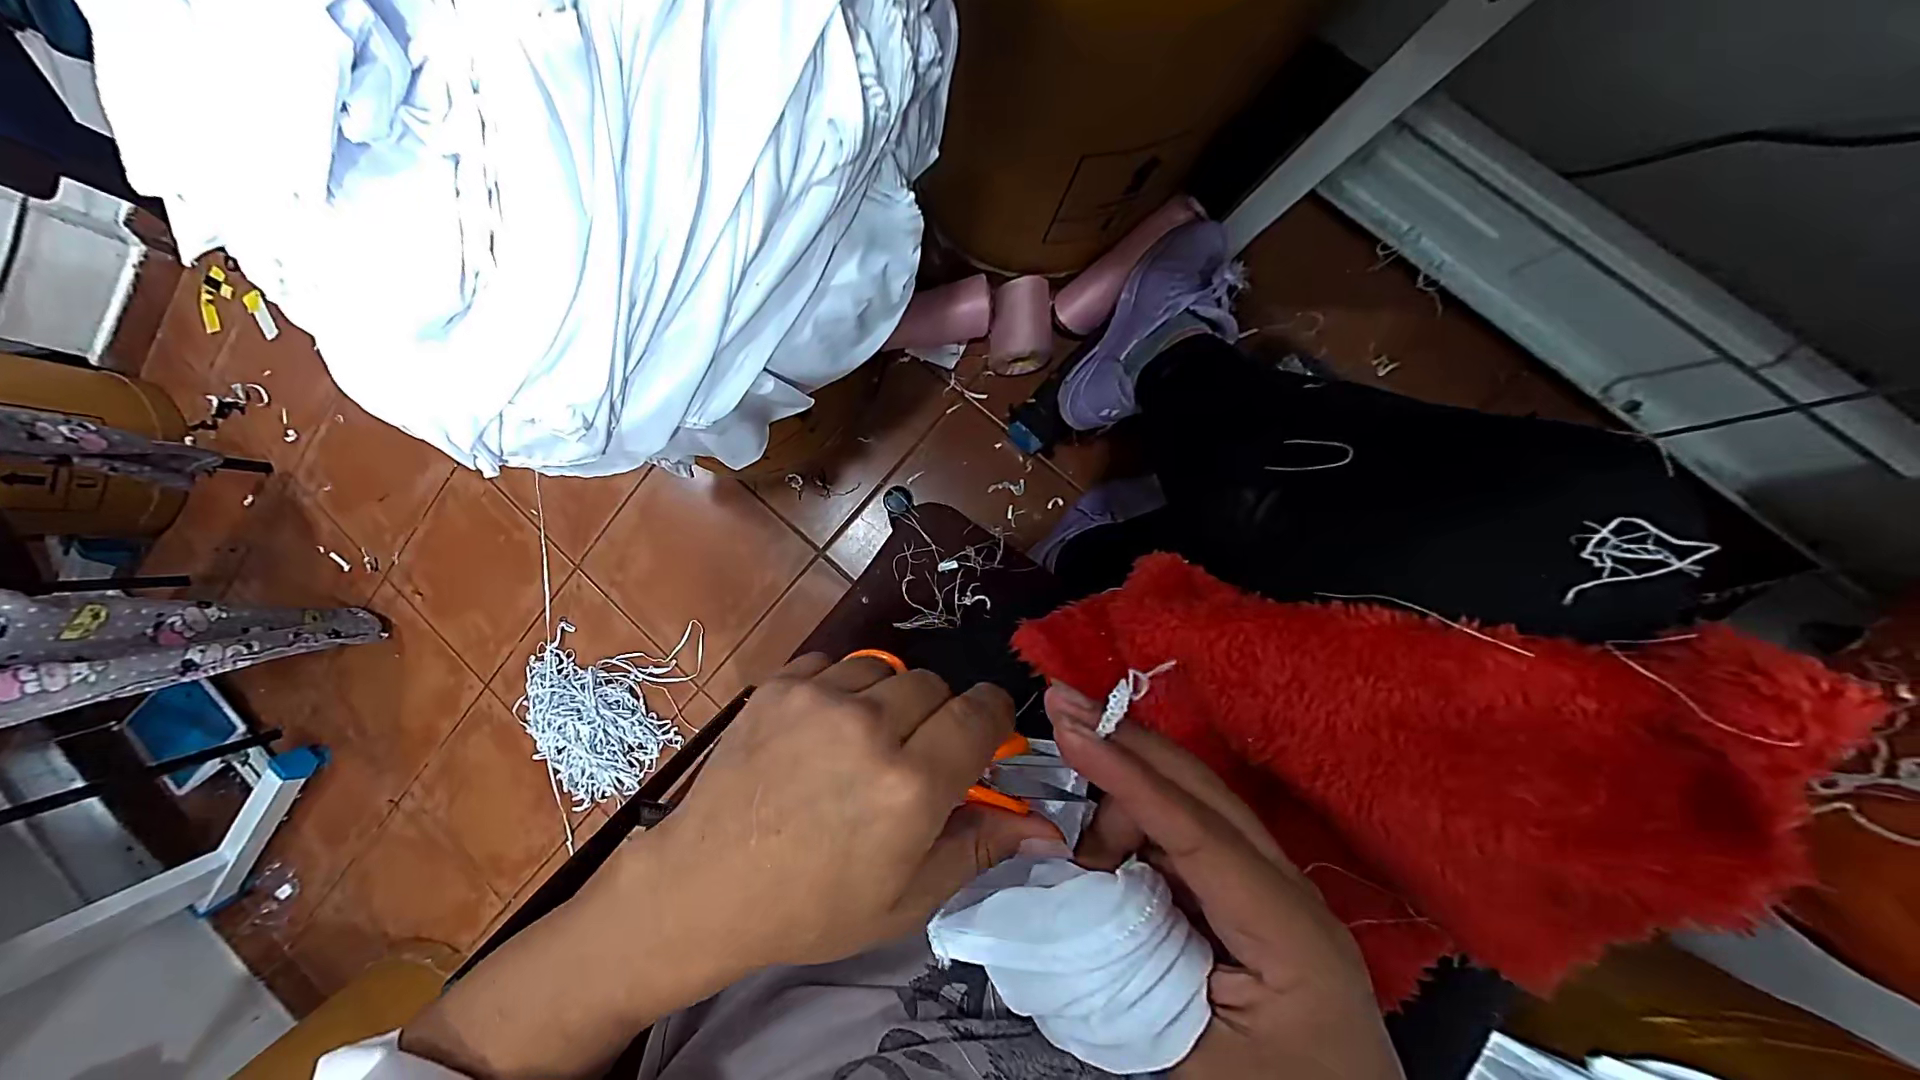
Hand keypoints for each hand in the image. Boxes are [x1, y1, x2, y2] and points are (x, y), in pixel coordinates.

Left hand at [403, 656, 1053, 1079]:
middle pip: (937, 685)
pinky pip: (837, 662)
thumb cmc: (813, 905)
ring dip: (889, 697)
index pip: (981, 714)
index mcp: (911, 786)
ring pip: (889, 668)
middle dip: (937, 715)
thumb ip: (980, 847)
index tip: (984, 730)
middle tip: (911, 753)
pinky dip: (843, 687)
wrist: (704, 886)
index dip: (993, 716)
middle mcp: (870, 728)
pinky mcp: (781, 684)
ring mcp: (820, 698)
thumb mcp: (907, 898)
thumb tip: (1046, 828)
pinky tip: (824, 726)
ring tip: (863, 739)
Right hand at [1048, 684, 1403, 1079]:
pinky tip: (1098, 850)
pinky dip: (1131, 824)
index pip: (1197, 831)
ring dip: (1122, 798)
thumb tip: (1071, 901)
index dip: (1128, 776)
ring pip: (1184, 804)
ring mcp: (1261, 884)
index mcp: (1287, 927)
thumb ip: (1132, 974)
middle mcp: (1280, 885)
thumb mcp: (1201, 1060)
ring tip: (1077, 856)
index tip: (1072, 730)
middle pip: (1196, 790)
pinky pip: (1177, 836)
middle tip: (1062, 706)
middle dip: (1126, 742)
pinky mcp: (1238, 892)